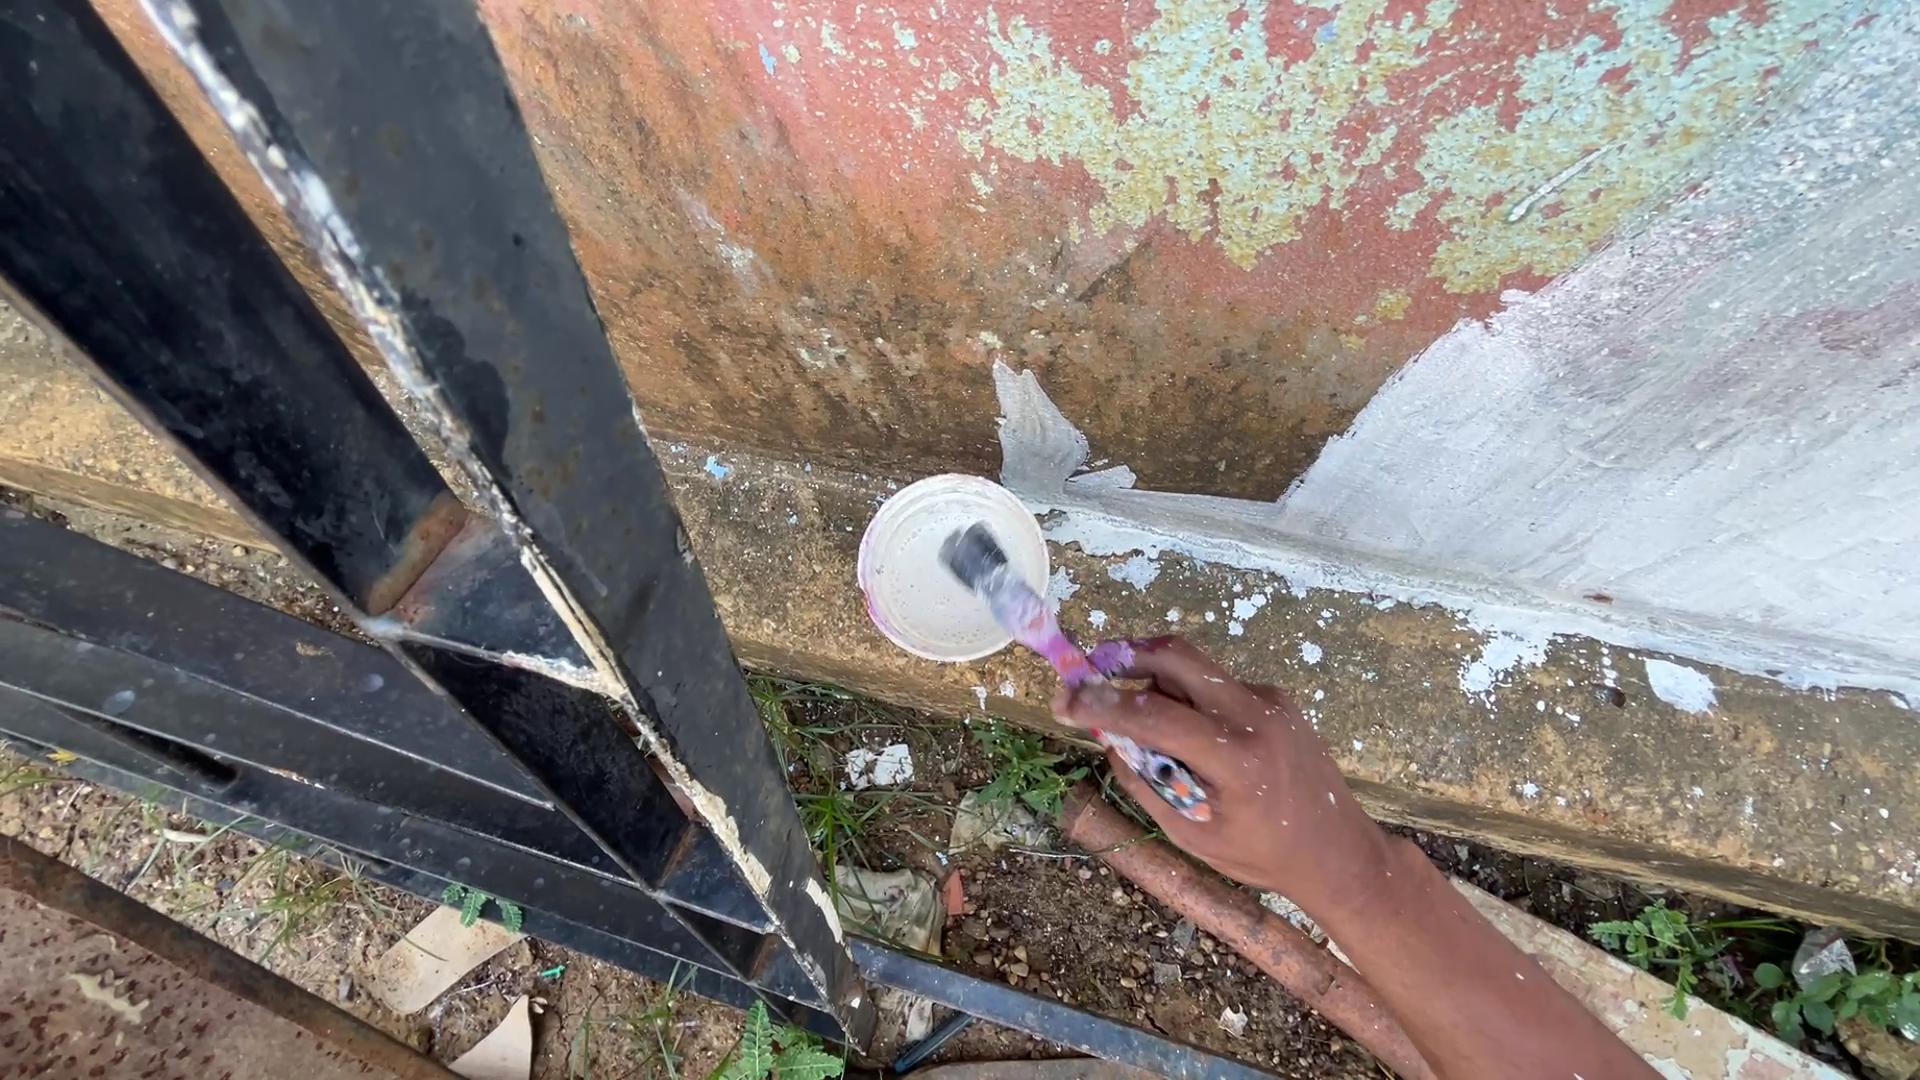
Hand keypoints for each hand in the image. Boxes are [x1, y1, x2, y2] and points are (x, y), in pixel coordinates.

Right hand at [1054, 636, 1389, 916]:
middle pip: (1177, 655)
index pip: (1154, 715)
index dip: (1101, 702)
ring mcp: (1270, 698)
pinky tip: (1194, 736)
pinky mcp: (1276, 695)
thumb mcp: (1190, 834)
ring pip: (1193, 669)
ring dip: (1157, 682)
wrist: (1342, 853)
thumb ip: (1143, 781)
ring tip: (1148, 722)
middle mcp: (1255, 714)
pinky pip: (1215, 684)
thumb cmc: (1263, 857)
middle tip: (1091, 667)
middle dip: (1125, 653)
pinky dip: (1189, 699)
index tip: (1064, 700)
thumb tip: (1106, 734)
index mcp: (1236, 759)